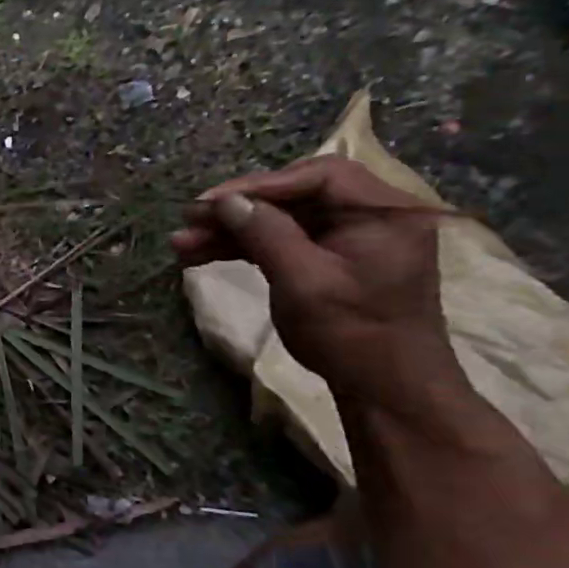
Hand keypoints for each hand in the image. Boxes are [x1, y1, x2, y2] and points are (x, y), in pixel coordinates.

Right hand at [171, 156, 466, 408]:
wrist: (386, 390)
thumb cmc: (351, 334)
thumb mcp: (303, 282)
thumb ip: (265, 234)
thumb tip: (225, 202)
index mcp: (383, 210)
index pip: (317, 177)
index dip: (259, 185)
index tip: (210, 201)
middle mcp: (372, 215)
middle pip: (295, 197)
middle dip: (239, 210)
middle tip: (189, 220)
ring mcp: (351, 239)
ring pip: (283, 222)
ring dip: (233, 232)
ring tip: (183, 243)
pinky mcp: (331, 261)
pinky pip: (286, 243)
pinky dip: (248, 249)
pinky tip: (206, 253)